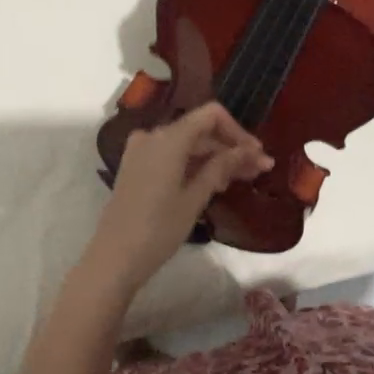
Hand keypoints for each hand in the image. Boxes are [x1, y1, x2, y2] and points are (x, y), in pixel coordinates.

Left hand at [81, 103, 271, 295]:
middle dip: (230, 148)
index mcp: (168, 138)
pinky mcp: (136, 167)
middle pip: (199, 131)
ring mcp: (141, 151)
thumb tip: (252, 151)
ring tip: (243, 179)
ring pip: (186, 145)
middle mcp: (152, 136)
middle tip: (259, 170)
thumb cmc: (159, 229)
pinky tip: (215, 182)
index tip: (257, 154)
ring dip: (215, 158)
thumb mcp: (195, 197)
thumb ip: (222, 167)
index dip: (238, 131)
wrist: (115, 256)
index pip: (210, 116)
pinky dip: (194, 165)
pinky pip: (171, 156)